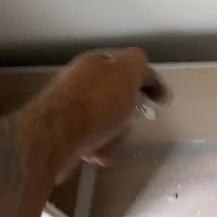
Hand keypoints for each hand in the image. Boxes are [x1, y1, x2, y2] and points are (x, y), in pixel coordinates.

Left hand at [31, 48, 169, 179]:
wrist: (54, 137)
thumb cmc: (97, 103)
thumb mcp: (128, 72)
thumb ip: (139, 64)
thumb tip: (141, 66)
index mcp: (96, 62)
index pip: (129, 65)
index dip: (149, 81)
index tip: (162, 101)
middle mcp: (80, 80)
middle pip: (116, 95)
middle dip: (128, 110)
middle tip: (133, 121)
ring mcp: (67, 106)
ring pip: (103, 118)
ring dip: (114, 132)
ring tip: (114, 143)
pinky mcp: (60, 131)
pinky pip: (88, 136)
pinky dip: (98, 145)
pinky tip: (100, 155)